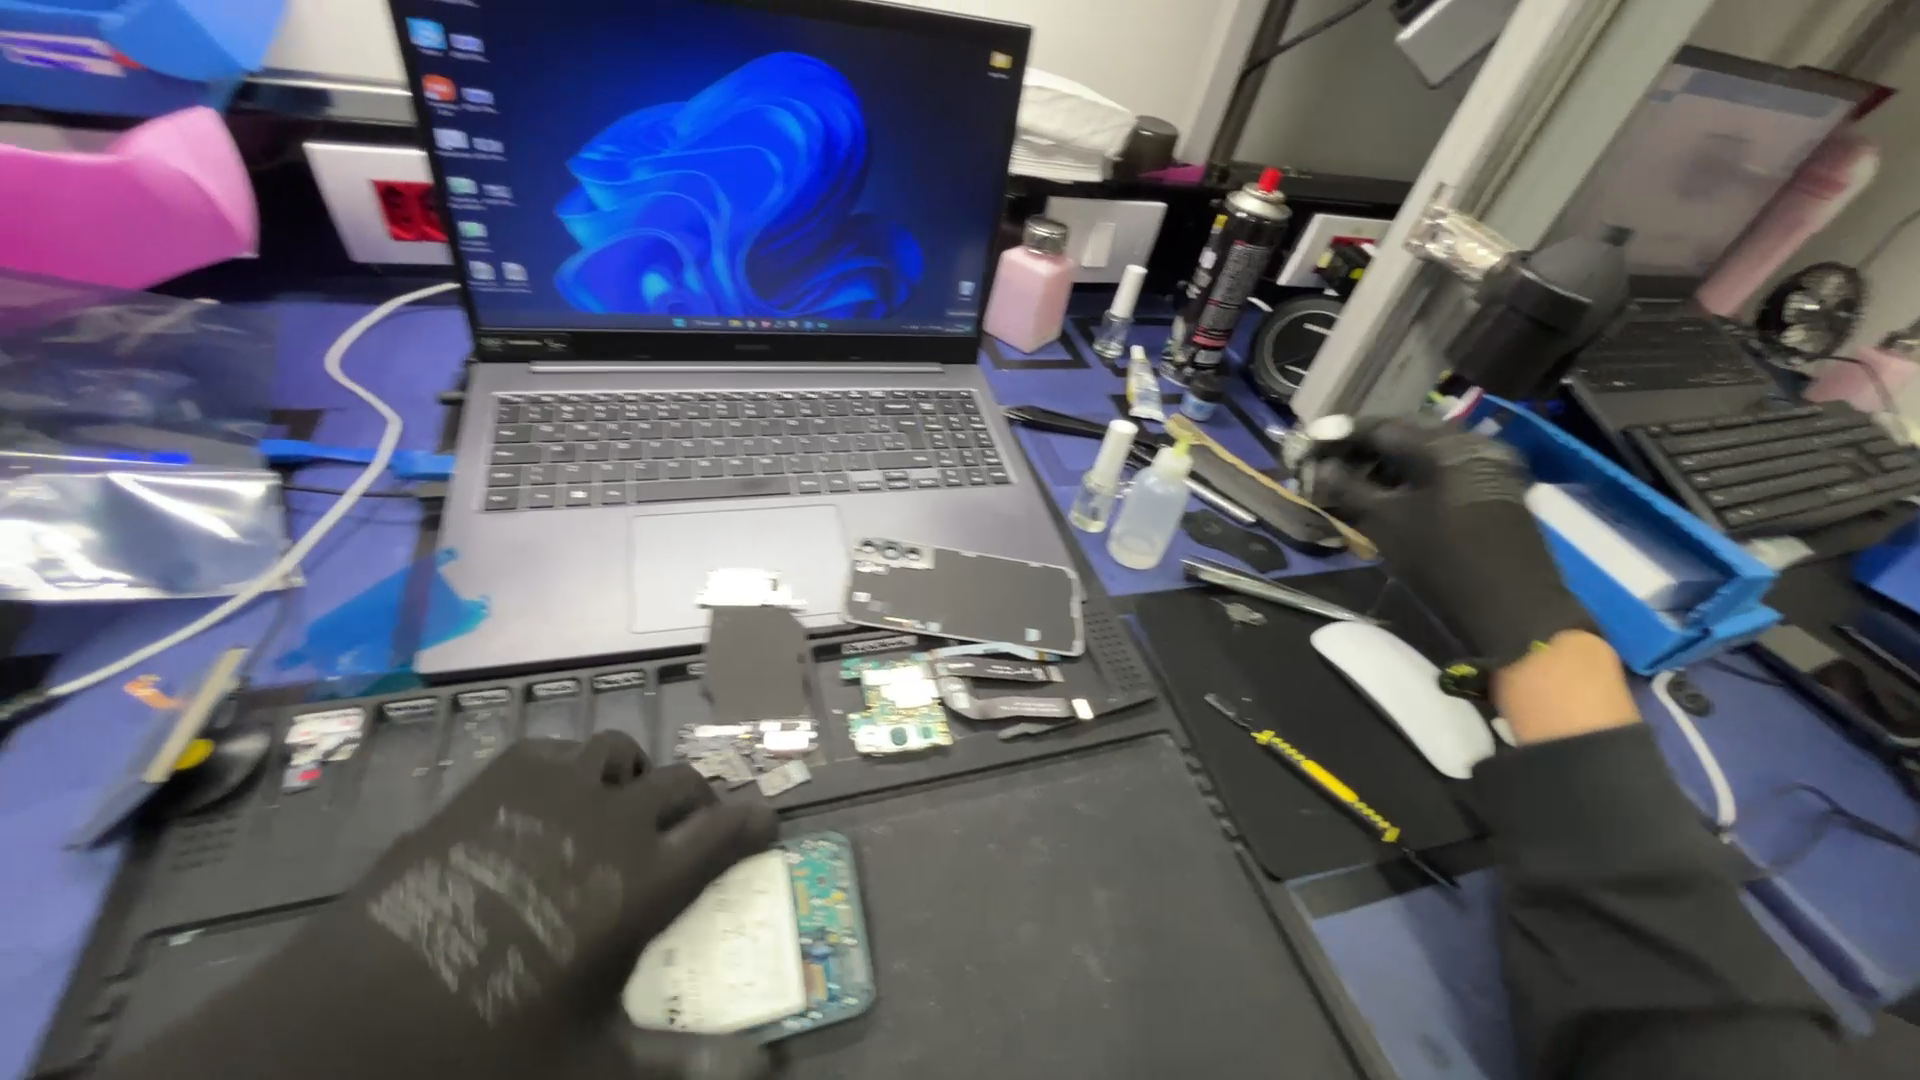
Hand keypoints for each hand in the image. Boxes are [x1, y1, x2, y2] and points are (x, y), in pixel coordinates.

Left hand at [106, 732, 778, 1079]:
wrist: (346, 1022)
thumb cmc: (481, 1051)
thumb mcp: (590, 1067)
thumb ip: (682, 1063)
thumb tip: (762, 1068)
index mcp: (643, 882)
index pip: (727, 829)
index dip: (755, 821)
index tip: (763, 824)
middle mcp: (611, 822)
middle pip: (683, 782)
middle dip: (699, 801)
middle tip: (690, 829)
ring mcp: (552, 793)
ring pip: (620, 751)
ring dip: (635, 774)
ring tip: (621, 807)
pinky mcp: (495, 783)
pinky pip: (555, 749)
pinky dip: (571, 766)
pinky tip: (553, 803)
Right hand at [1308, 415, 1593, 670]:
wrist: (1513, 609)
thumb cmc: (1443, 560)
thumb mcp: (1385, 521)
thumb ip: (1347, 489)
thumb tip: (1317, 468)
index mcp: (1446, 443)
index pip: (1380, 427)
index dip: (1340, 437)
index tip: (1309, 448)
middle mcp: (1470, 444)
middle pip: (1403, 438)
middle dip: (1361, 453)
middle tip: (1325, 468)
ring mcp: (1486, 467)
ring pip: (1421, 457)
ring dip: (1383, 469)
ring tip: (1348, 486)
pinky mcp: (1491, 490)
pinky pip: (1439, 474)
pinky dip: (1408, 481)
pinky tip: (1384, 498)